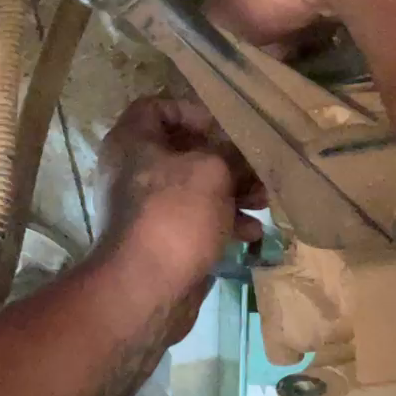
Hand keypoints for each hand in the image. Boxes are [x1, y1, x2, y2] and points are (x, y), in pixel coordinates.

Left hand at [93, 97, 264, 292]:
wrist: (146, 288)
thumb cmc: (174, 214)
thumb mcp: (211, 171)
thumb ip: (229, 154)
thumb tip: (239, 156)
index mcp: (131, 140)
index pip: (156, 107)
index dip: (192, 111)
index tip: (223, 129)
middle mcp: (132, 169)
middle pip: (182, 150)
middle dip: (225, 159)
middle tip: (257, 169)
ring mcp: (144, 206)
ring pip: (193, 187)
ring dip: (232, 191)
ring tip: (265, 201)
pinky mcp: (160, 238)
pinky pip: (194, 219)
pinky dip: (222, 221)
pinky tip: (251, 233)